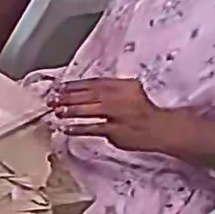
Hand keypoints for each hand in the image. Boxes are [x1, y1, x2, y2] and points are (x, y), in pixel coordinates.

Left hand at [52, 78, 214, 167]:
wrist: (163, 128)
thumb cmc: (141, 112)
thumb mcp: (127, 94)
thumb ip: (107, 92)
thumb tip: (78, 93)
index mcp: (124, 85)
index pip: (95, 83)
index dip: (74, 85)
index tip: (57, 87)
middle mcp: (122, 97)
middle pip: (90, 95)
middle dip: (68, 97)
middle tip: (51, 99)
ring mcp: (120, 114)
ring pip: (90, 110)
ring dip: (71, 110)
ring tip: (56, 112)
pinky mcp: (117, 130)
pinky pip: (94, 128)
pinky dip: (78, 128)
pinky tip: (65, 128)